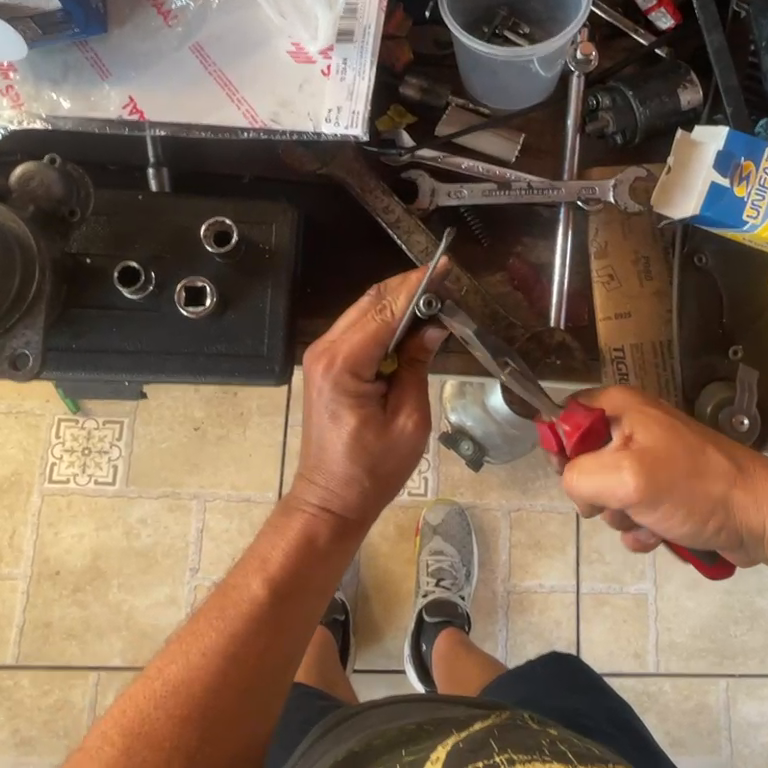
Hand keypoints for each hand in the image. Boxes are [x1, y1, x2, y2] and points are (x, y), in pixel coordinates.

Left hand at [288, 268, 446, 532]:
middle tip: (446, 278)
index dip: (417, 286)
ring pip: (363, 310)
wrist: (330, 499)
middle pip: (371, 301)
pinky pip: (358, 328)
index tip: (446, 267)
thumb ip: (418, 366)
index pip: (385, 310)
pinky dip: (385, 319)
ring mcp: (321, 355)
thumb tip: (434, 327)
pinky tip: (411, 321)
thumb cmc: (372, 470)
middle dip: (409, 287)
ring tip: (435, 296)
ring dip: (398, 301)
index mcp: (344, 363)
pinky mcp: (325, 363)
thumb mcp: (409, 420)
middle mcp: (326, 350)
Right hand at [560, 387, 767, 569]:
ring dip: (620, 514)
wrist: (761, 517)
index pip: (566, 414)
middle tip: (619, 499)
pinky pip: (631, 512)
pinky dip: (640, 528)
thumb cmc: (694, 487)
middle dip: (596, 489)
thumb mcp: (626, 477)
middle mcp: (633, 426)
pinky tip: (658, 535)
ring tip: (648, 519)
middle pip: (583, 458)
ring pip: (606, 491)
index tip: (569, 473)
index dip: (560, 444)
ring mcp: (651, 460)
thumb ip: (579, 476)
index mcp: (622, 406)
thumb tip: (575, 488)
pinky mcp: (667, 491)